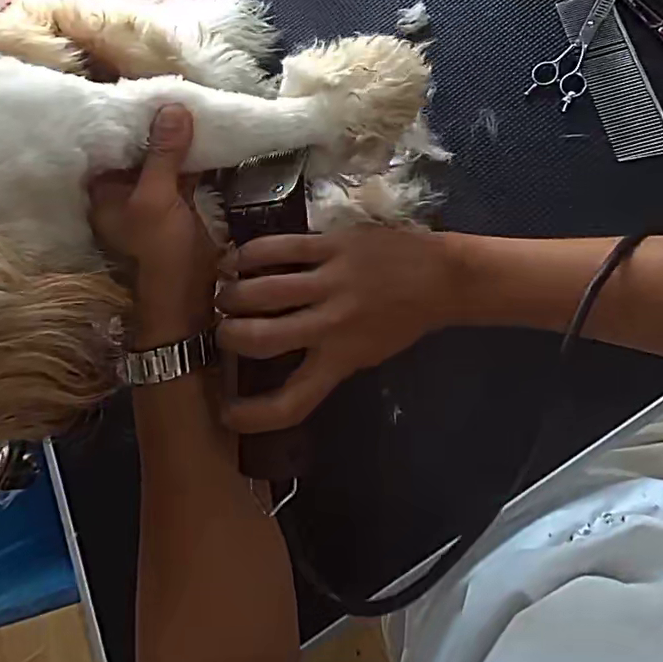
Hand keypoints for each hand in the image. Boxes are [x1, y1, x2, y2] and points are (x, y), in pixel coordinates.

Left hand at [89, 105, 219, 346]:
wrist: (187, 296)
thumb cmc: (160, 251)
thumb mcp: (157, 199)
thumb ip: (163, 155)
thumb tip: (172, 107)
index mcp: (104, 189)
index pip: (107, 141)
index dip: (123, 115)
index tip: (143, 86)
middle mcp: (123, 189)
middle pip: (137, 146)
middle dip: (155, 121)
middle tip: (174, 87)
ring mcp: (151, 194)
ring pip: (162, 155)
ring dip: (176, 135)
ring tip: (191, 101)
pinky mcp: (177, 200)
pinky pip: (182, 168)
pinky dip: (193, 152)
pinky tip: (207, 130)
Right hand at [214, 226, 467, 431]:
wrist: (441, 277)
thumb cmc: (404, 319)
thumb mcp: (367, 353)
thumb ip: (327, 360)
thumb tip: (283, 362)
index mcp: (341, 359)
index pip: (291, 401)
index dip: (251, 415)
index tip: (227, 412)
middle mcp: (330, 325)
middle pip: (259, 339)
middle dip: (228, 336)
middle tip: (222, 328)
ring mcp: (330, 282)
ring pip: (262, 292)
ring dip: (231, 294)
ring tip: (222, 291)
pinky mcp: (333, 246)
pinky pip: (281, 248)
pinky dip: (249, 254)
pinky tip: (236, 258)